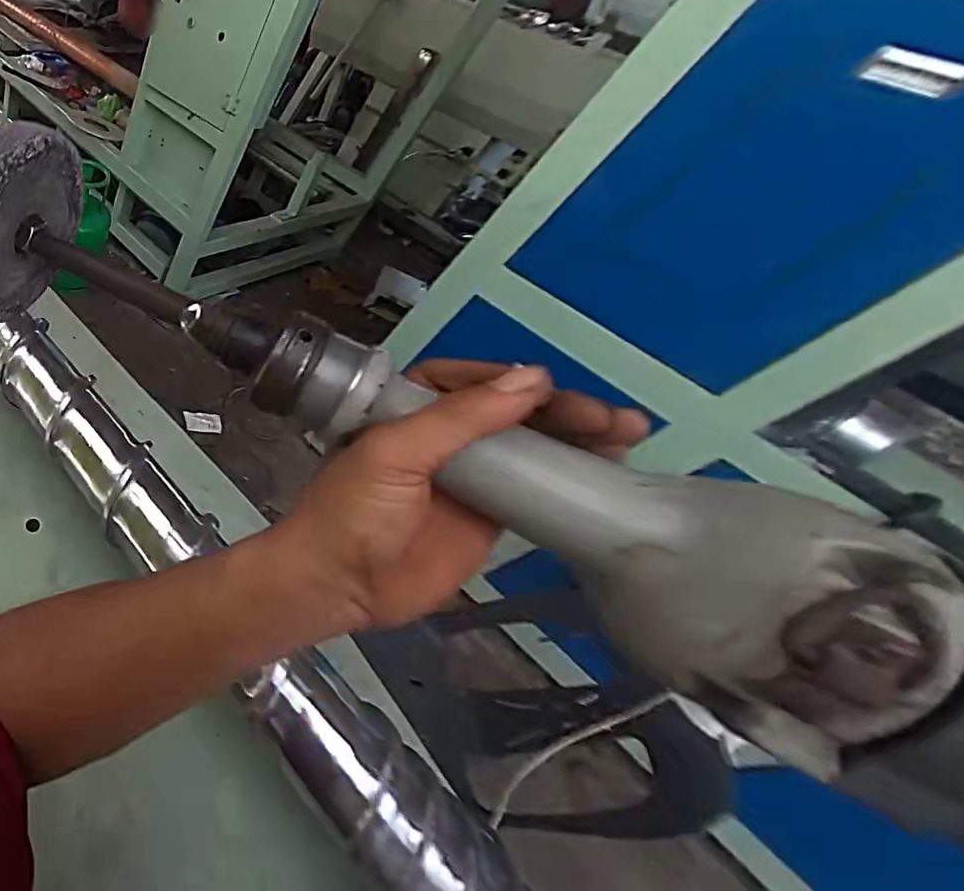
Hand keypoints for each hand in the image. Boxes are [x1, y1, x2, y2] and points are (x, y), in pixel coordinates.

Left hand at [259, 360, 649, 634]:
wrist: (337, 583)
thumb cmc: (353, 510)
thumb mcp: (395, 452)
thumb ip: (458, 418)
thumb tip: (532, 379)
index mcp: (409, 410)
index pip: (467, 381)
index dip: (510, 380)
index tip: (552, 388)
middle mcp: (441, 437)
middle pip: (507, 411)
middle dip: (558, 408)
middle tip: (608, 419)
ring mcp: (468, 478)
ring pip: (528, 446)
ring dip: (574, 438)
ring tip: (625, 434)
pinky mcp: (487, 517)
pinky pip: (534, 489)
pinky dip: (568, 478)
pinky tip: (604, 470)